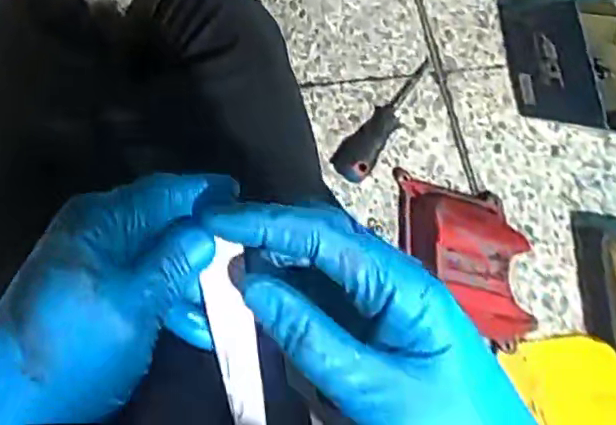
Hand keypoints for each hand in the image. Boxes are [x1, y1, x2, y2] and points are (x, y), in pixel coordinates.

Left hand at [0, 173, 238, 424]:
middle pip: (155, 218)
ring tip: (230, 298)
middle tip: (245, 252)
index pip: (159, 191)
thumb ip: (168, 265)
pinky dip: (164, 293)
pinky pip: (135, 277)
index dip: (199, 190)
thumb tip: (204, 229)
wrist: (13, 391)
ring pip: (149, 251)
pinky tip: (193, 323)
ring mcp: (86, 256)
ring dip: (186, 272)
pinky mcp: (87, 287)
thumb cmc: (74, 343)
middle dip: (199, 235)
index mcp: (100, 216)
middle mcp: (92, 225)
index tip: (238, 189)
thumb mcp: (131, 306)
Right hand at [200, 203, 535, 424]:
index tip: (215, 219)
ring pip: (312, 258)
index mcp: (404, 286)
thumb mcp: (380, 397)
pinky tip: (257, 291)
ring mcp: (380, 301)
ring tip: (226, 260)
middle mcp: (390, 280)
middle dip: (263, 228)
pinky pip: (317, 290)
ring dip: (269, 255)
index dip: (264, 221)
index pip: (321, 233)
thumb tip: (248, 283)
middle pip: (316, 233)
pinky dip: (282, 285)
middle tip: (211, 231)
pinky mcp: (370, 325)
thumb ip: (312, 338)